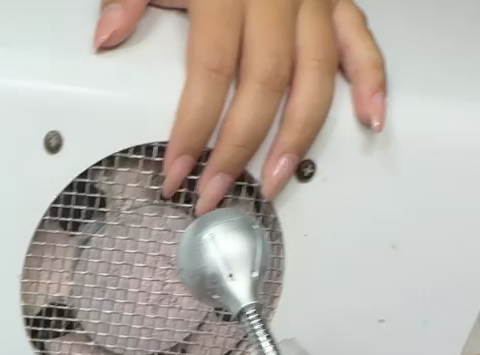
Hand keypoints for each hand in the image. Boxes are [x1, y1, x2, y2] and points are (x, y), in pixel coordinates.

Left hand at [95, 0, 386, 208]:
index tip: (175, 173)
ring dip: (296, 136)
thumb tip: (107, 36)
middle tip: (214, 194)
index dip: (193, 130)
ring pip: (315, 75)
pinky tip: (369, 120)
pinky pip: (361, 39)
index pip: (211, 71)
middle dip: (238, 149)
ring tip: (274, 183)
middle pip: (264, 83)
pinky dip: (372, 80)